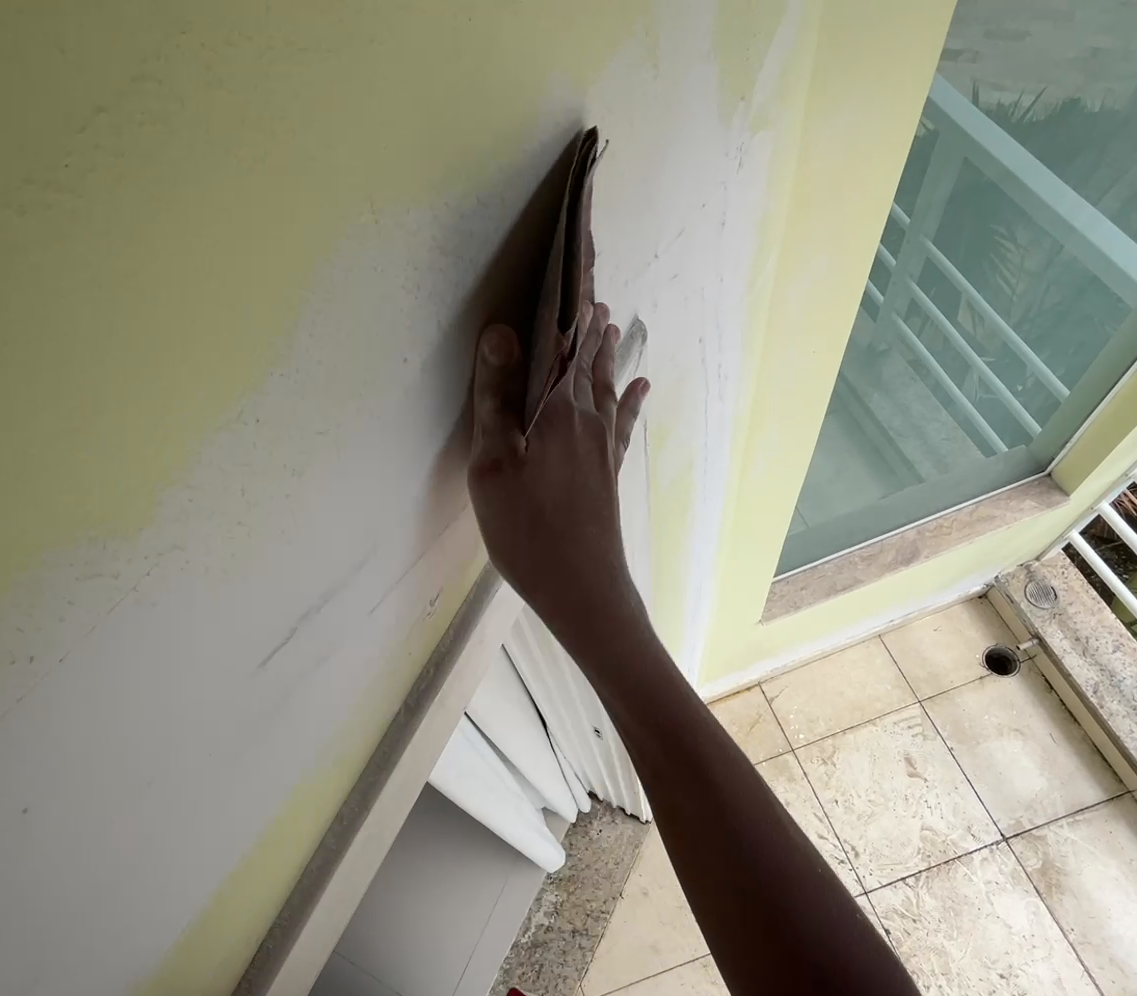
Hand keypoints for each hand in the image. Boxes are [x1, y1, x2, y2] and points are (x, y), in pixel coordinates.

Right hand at [468, 301, 651, 644]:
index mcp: (557, 410)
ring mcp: (602, 447)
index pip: (566, 343)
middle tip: (593, 285)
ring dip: (607, 353)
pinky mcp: (608, 472)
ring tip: (610, 322)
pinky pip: (622, 422)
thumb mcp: (494, 465)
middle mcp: (586, 419)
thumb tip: (501, 332)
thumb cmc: (527, 529)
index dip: (571, 307)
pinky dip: (631, 399)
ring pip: (608, 386)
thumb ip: (496, 400)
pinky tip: (642, 387)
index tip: (579, 267)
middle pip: (590, 359)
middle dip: (590, 323)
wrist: (581, 588)